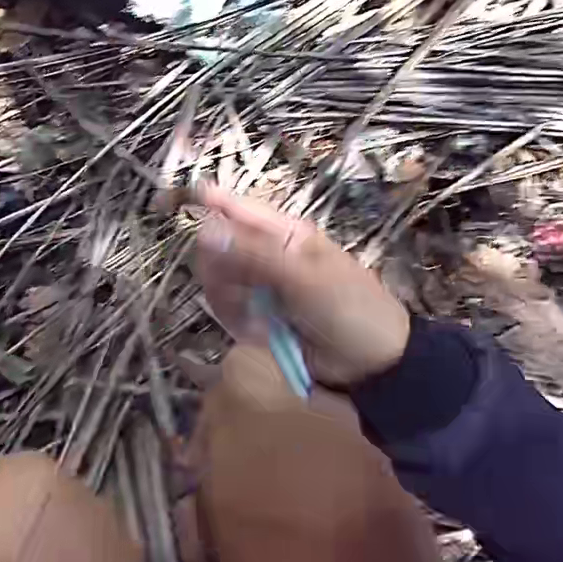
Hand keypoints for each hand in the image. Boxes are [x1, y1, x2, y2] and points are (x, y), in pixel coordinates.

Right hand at [193, 184, 410, 386]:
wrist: (372, 364)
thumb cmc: (348, 307)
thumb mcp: (303, 277)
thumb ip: (254, 254)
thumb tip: (206, 229)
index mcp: (285, 234)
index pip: (243, 210)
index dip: (216, 201)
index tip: (190, 198)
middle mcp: (267, 255)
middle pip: (220, 246)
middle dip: (219, 267)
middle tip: (231, 287)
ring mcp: (260, 287)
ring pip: (218, 280)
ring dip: (228, 298)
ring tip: (253, 318)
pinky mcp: (255, 317)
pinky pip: (227, 310)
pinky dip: (236, 320)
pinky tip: (257, 332)